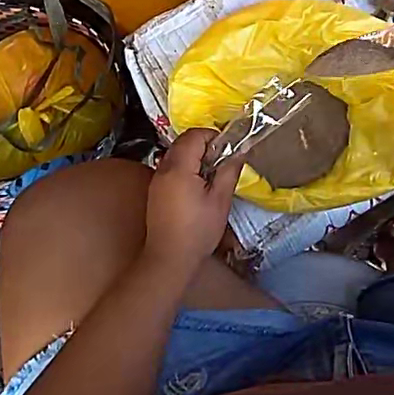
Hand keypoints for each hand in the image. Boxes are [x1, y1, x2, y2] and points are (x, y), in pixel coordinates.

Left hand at [141, 129, 241, 268]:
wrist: (169, 258)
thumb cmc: (198, 230)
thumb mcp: (220, 201)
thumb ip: (228, 172)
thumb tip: (238, 153)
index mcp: (179, 168)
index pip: (194, 135)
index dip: (213, 137)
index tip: (227, 150)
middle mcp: (163, 169)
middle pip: (183, 142)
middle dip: (204, 144)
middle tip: (222, 160)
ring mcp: (156, 180)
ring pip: (175, 154)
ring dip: (194, 156)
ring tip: (212, 174)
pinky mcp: (155, 191)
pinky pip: (170, 168)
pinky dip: (185, 167)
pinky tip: (198, 186)